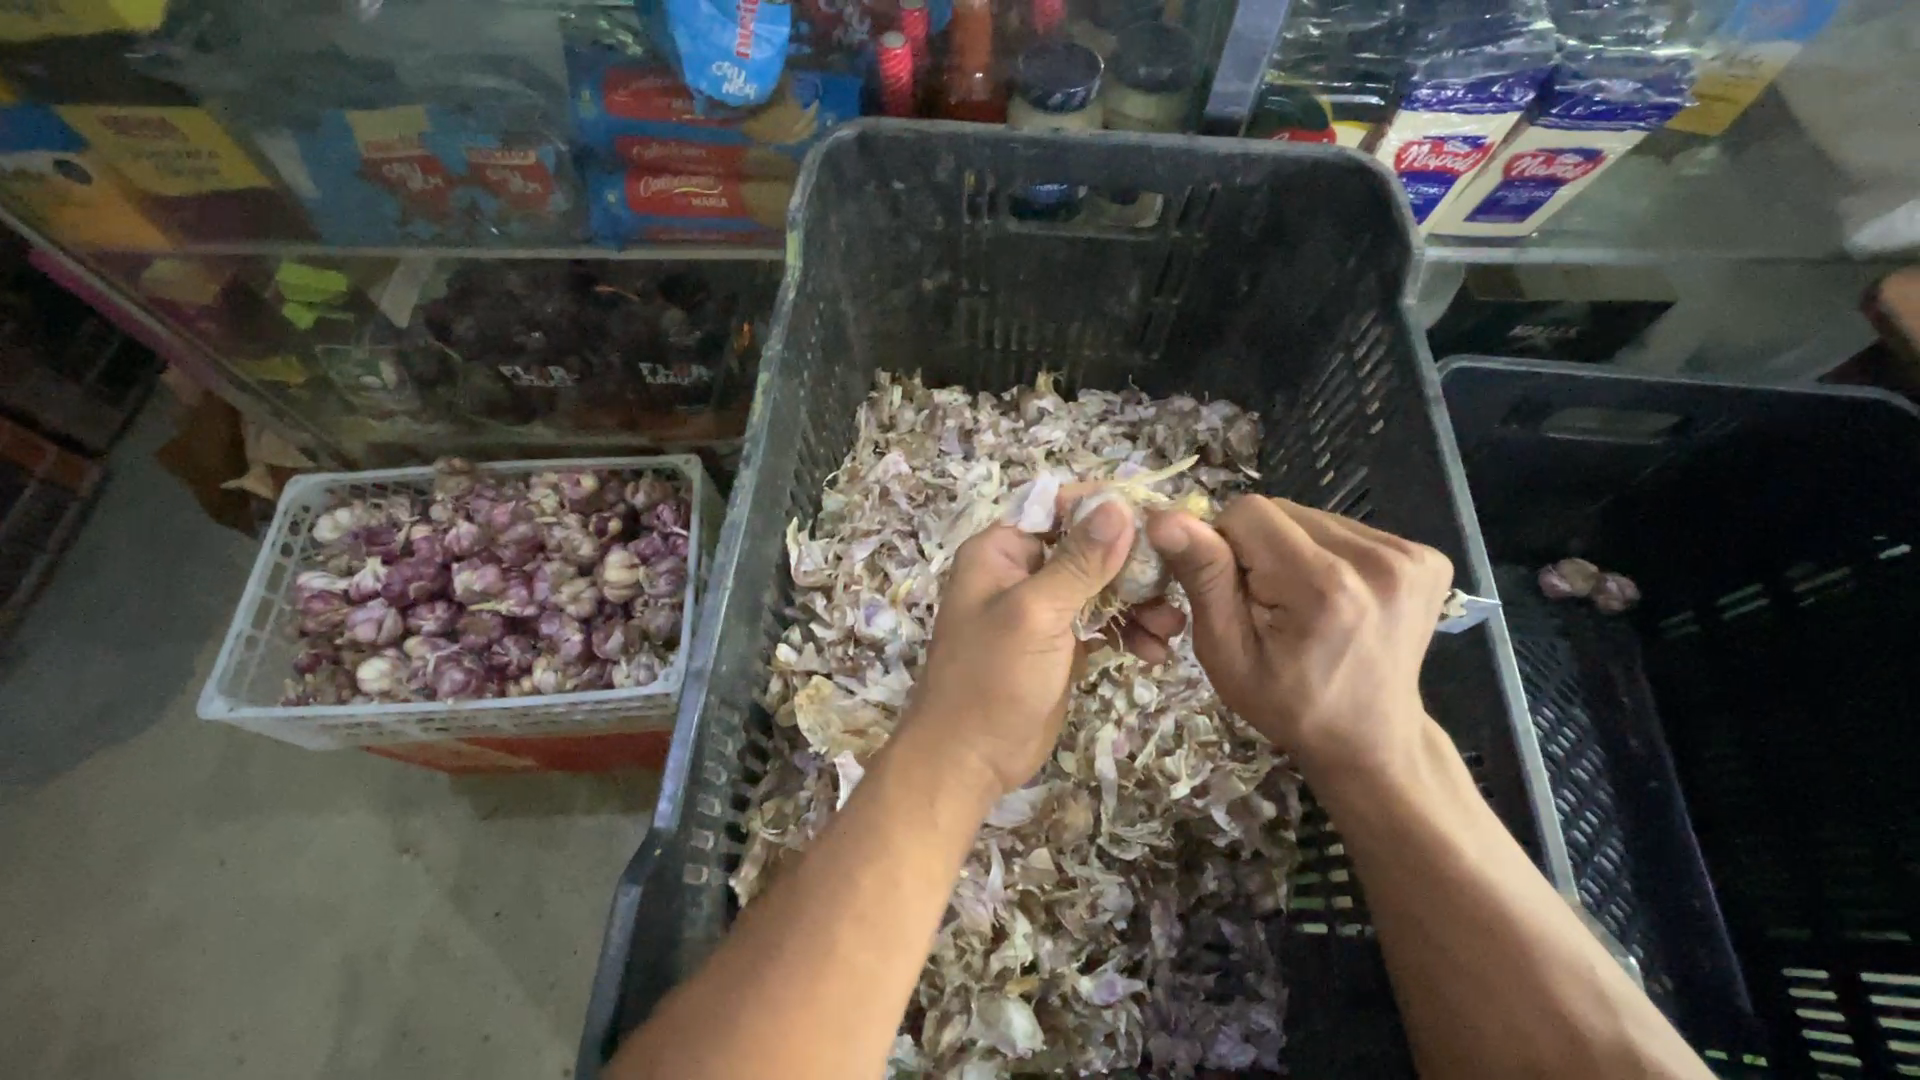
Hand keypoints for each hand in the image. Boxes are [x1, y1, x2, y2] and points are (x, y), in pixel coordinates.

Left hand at [908, 498, 1144, 796]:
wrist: (969, 758)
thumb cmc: (991, 677)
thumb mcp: (1035, 613)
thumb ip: (1078, 561)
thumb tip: (1117, 505)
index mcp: (1001, 551)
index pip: (1058, 507)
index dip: (1106, 510)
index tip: (1156, 522)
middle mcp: (1022, 571)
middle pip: (1089, 547)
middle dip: (1133, 565)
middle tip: (1174, 582)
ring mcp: (1044, 610)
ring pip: (1102, 587)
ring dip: (1139, 603)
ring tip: (1170, 626)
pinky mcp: (1062, 644)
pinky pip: (1103, 624)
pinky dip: (1129, 632)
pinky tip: (1156, 652)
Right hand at [1145, 496, 1453, 780]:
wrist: (1371, 740)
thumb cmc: (1288, 705)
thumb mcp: (1227, 653)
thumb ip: (1203, 578)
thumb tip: (1165, 519)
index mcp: (1324, 587)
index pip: (1248, 512)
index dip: (1225, 545)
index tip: (1234, 592)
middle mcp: (1377, 561)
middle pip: (1282, 511)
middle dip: (1259, 548)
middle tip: (1266, 603)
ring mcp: (1411, 557)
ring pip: (1312, 517)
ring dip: (1293, 550)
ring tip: (1302, 603)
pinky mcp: (1427, 557)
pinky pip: (1346, 530)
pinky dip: (1327, 555)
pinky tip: (1334, 597)